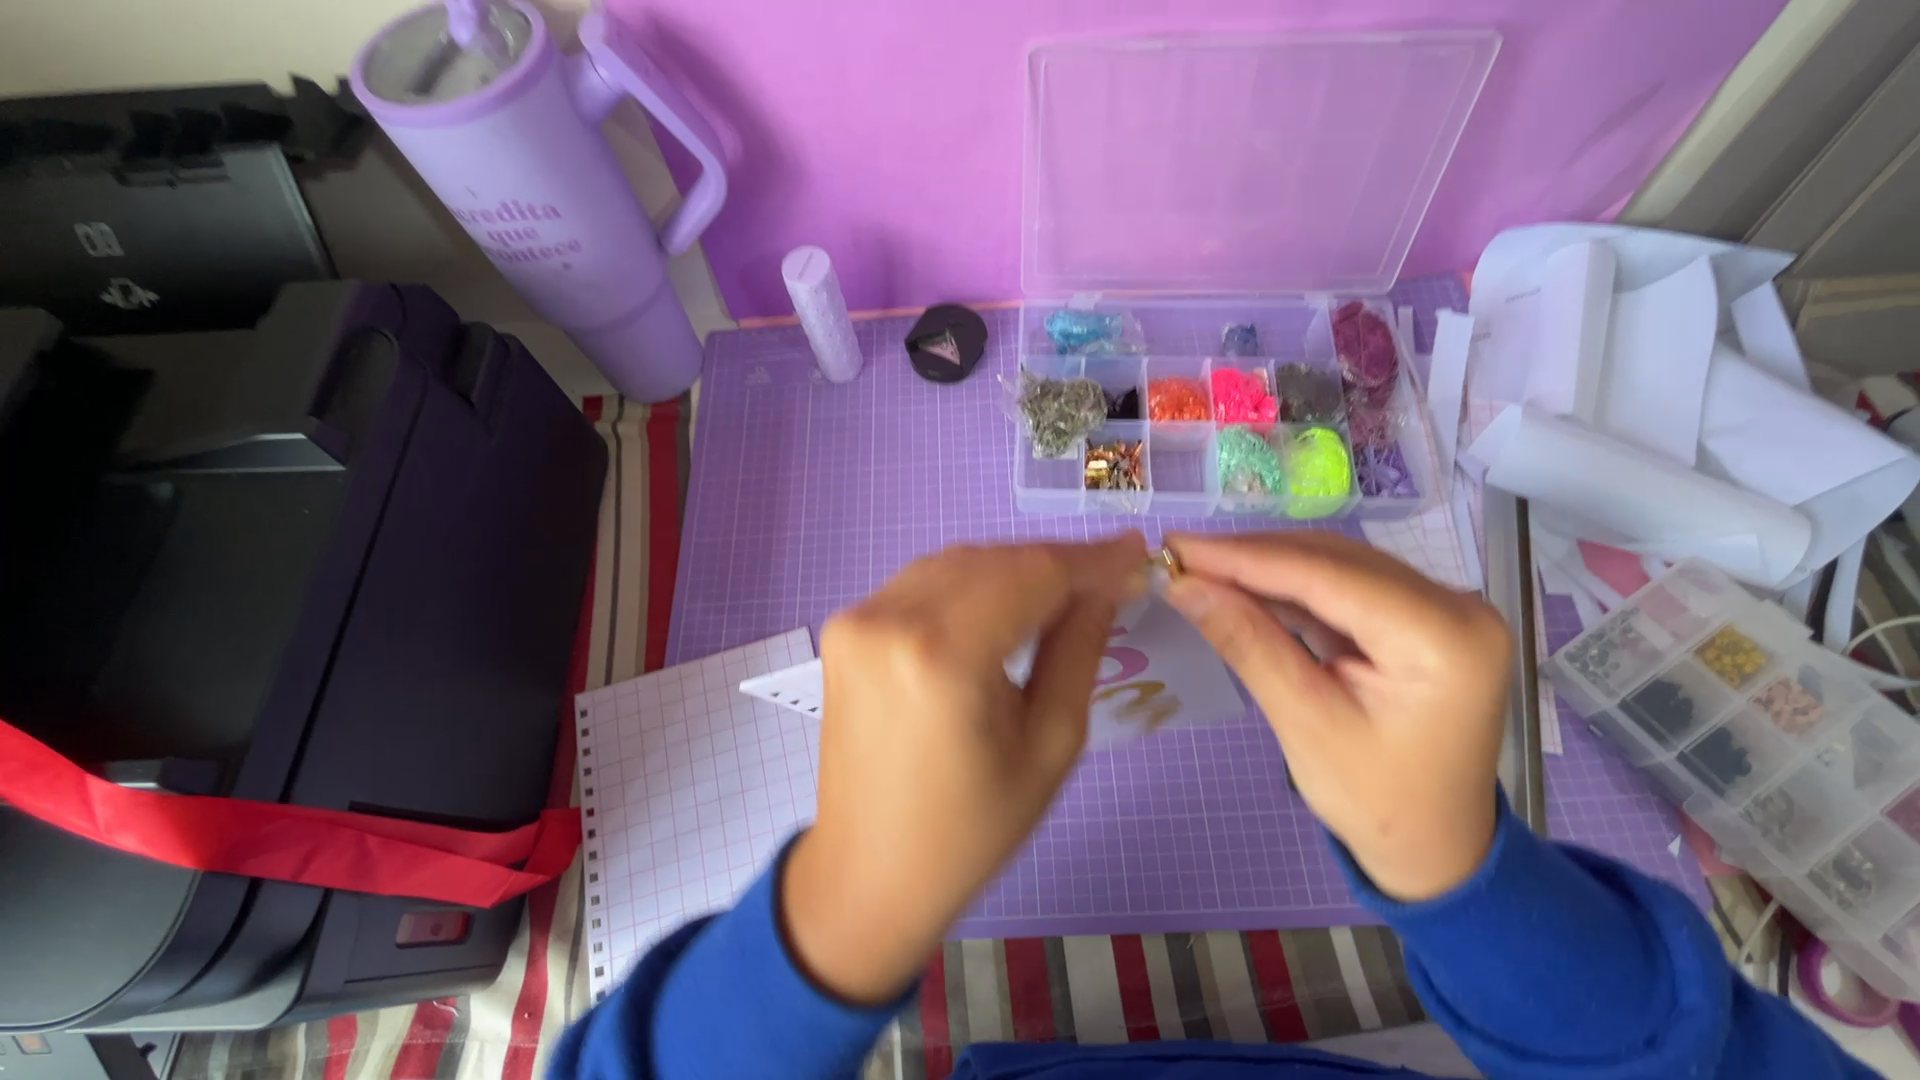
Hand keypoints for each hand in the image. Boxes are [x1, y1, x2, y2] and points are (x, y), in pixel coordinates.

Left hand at [783, 533, 1148, 1002]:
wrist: (868, 872)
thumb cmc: (971, 831)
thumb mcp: (1050, 745)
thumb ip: (1078, 650)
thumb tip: (1103, 587)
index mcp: (943, 654)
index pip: (1032, 574)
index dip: (1090, 560)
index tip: (1136, 553)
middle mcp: (889, 618)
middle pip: (993, 560)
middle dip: (1055, 564)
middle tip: (1109, 578)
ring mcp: (857, 619)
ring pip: (955, 563)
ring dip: (1013, 569)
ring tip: (1064, 594)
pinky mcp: (844, 628)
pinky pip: (921, 584)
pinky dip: (969, 585)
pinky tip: (1003, 606)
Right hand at [1163, 531, 1511, 902]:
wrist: (1434, 848)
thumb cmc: (1374, 800)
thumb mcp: (1303, 721)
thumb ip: (1247, 642)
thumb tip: (1183, 584)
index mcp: (1444, 638)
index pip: (1327, 575)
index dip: (1246, 557)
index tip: (1177, 546)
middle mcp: (1456, 606)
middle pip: (1335, 561)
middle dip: (1252, 557)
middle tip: (1179, 556)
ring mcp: (1443, 610)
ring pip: (1336, 567)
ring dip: (1267, 568)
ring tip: (1201, 567)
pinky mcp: (1422, 619)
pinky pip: (1345, 589)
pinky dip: (1290, 589)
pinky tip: (1243, 586)